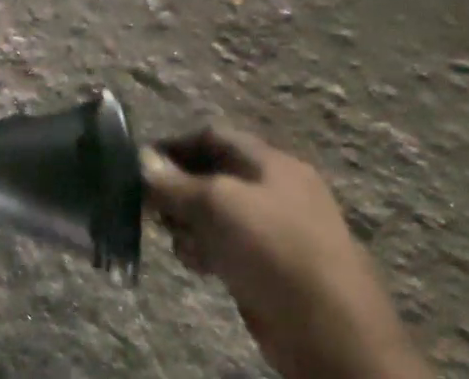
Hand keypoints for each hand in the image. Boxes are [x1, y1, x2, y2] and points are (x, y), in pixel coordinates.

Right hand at [142, 128, 430, 378]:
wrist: (329, 331)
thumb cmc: (271, 249)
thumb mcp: (213, 203)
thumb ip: (170, 180)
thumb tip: (142, 162)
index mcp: (274, 165)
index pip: (212, 136)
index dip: (173, 145)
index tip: (139, 165)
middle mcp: (276, 192)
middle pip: (209, 175)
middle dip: (176, 189)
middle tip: (152, 206)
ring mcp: (275, 230)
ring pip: (212, 213)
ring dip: (186, 223)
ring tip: (178, 240)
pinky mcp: (269, 265)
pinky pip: (224, 244)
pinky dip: (204, 249)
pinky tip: (198, 264)